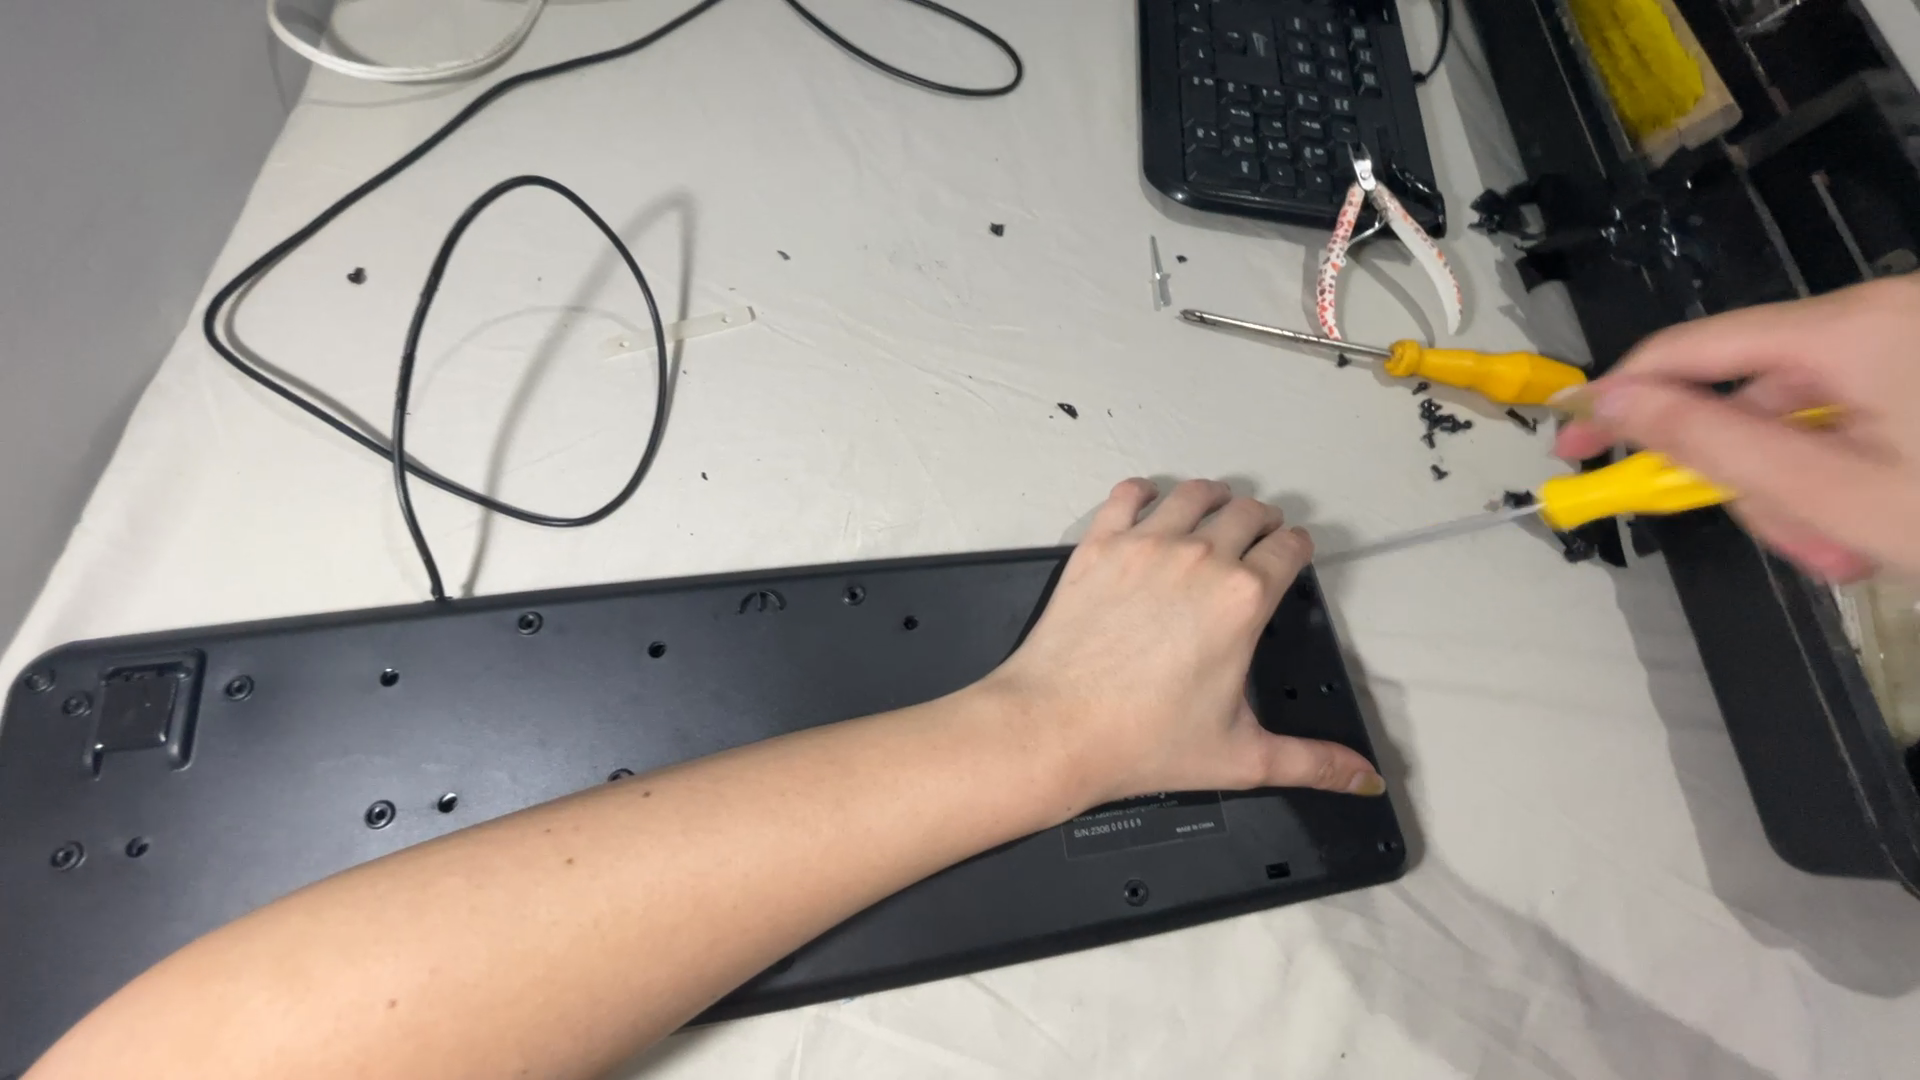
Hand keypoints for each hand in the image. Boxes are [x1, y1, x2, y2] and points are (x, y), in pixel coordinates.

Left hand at [979, 478, 1384, 805]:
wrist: (1055, 725)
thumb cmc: (1142, 740)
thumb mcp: (1241, 757)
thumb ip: (1311, 762)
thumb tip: (1364, 781)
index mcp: (1243, 599)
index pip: (1289, 548)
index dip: (1296, 547)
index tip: (1292, 553)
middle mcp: (1199, 558)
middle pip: (1246, 512)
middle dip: (1260, 521)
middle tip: (1257, 536)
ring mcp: (1144, 545)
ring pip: (1193, 494)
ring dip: (1212, 499)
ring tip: (1212, 513)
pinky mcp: (1098, 545)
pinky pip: (1127, 495)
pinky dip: (1143, 492)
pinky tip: (1147, 505)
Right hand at [1555, 277, 1919, 582]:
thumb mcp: (1830, 491)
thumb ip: (1702, 440)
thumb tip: (1608, 402)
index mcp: (1853, 330)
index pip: (1683, 350)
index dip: (1612, 398)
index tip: (1569, 441)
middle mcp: (1891, 313)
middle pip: (1753, 392)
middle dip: (1747, 473)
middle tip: (1783, 540)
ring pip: (1808, 412)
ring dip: (1803, 485)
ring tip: (1846, 547)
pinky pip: (1863, 410)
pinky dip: (1851, 468)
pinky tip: (1880, 515)